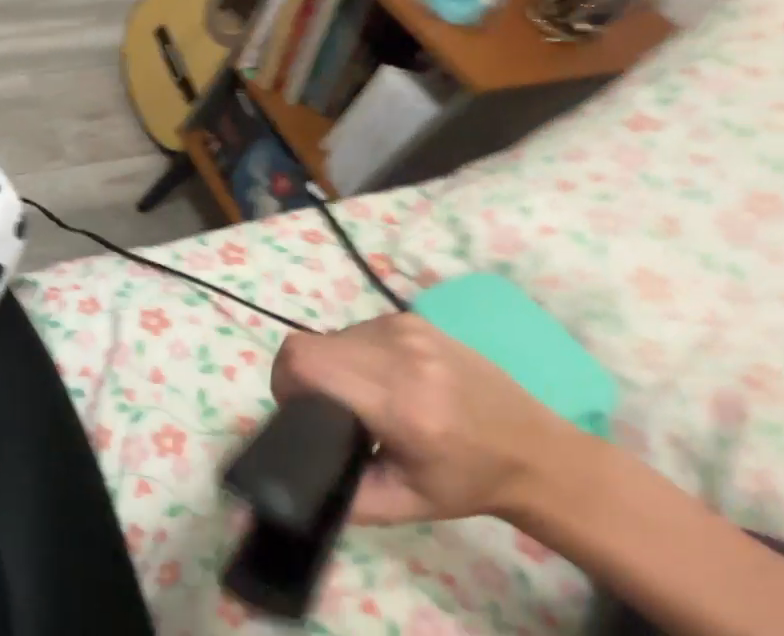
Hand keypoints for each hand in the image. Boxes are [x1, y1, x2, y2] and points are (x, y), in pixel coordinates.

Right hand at [271, 313, 573, 525]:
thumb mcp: (403, 503)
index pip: (305, 363)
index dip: (284, 384)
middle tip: (322, 408)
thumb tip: (290, 476)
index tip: (299, 411)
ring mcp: (408, 332)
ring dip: (328, 364)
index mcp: (400, 405)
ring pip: (328, 337)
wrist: (540, 454)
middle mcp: (401, 357)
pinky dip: (351, 353)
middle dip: (301, 377)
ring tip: (357, 395)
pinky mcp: (413, 320)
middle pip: (306, 346)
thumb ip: (342, 492)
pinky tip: (379, 378)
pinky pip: (354, 330)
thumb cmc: (468, 483)